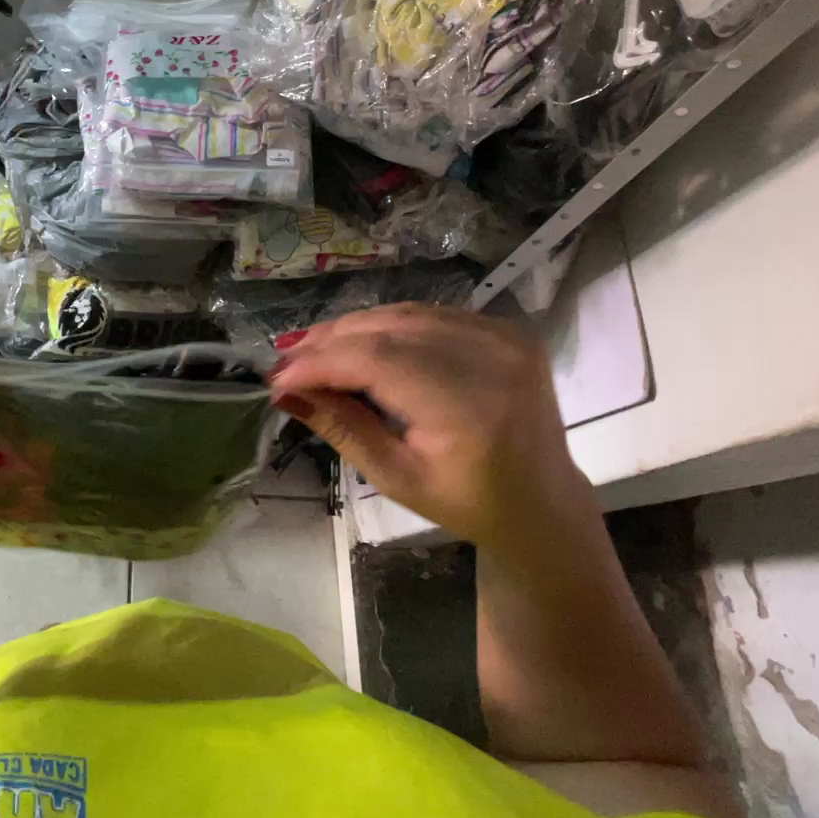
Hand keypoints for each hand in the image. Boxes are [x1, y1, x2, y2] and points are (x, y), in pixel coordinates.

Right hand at [269, 305, 596, 554]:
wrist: (542, 501)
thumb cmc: (465, 502)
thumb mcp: (394, 476)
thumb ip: (341, 426)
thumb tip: (284, 392)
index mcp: (469, 408)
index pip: (378, 361)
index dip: (321, 362)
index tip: (276, 376)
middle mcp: (492, 359)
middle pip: (389, 329)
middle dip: (328, 341)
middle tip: (283, 357)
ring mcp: (505, 337)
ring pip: (404, 315)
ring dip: (351, 329)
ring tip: (307, 347)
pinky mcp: (508, 329)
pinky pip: (429, 315)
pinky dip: (384, 325)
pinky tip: (353, 340)